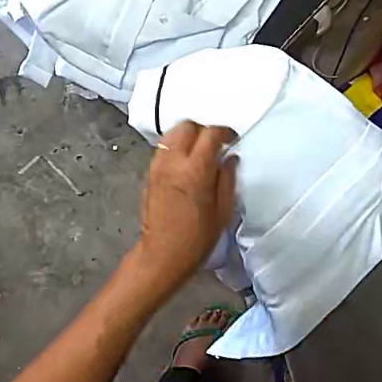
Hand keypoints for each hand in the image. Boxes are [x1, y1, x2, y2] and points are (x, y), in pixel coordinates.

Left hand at [132, 120, 237, 289]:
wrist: (162, 256)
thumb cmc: (197, 238)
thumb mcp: (223, 211)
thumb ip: (227, 179)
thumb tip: (230, 158)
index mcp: (195, 171)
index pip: (210, 134)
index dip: (224, 132)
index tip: (232, 139)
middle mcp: (172, 163)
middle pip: (187, 126)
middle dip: (204, 130)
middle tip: (216, 143)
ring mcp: (157, 167)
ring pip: (172, 134)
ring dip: (188, 136)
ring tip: (201, 151)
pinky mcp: (149, 174)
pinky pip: (163, 149)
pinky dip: (176, 147)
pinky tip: (187, 163)